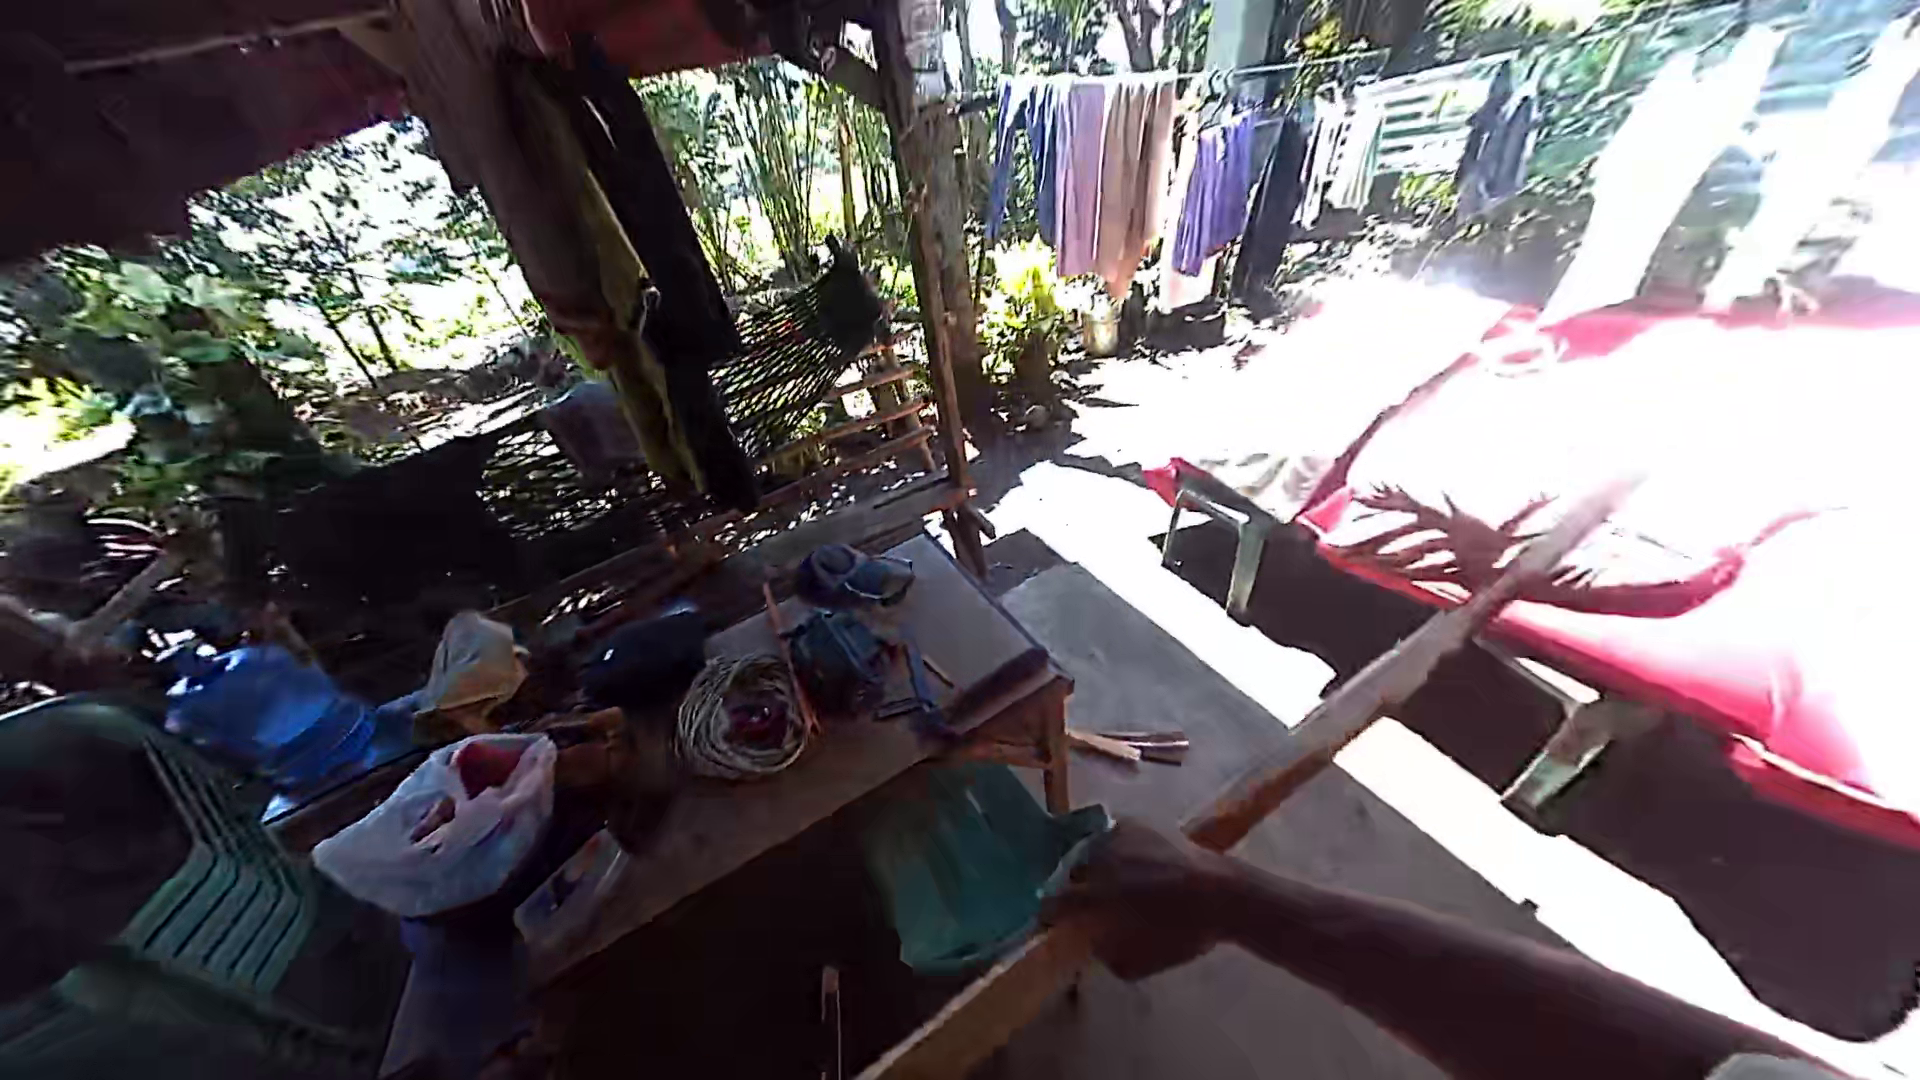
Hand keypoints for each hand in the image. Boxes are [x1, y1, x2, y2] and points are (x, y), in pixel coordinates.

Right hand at [1040, 818, 1241, 979]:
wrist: (1219, 893)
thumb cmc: (1181, 933)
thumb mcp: (1140, 962)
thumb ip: (1105, 953)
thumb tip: (1092, 941)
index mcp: (1096, 896)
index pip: (1056, 902)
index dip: (1051, 912)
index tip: (1052, 917)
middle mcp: (1097, 860)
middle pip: (1071, 871)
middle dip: (1073, 884)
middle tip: (1086, 896)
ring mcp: (1114, 836)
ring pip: (1088, 848)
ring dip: (1091, 861)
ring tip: (1105, 872)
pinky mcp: (1131, 821)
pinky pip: (1109, 832)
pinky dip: (1110, 844)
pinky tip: (1124, 856)